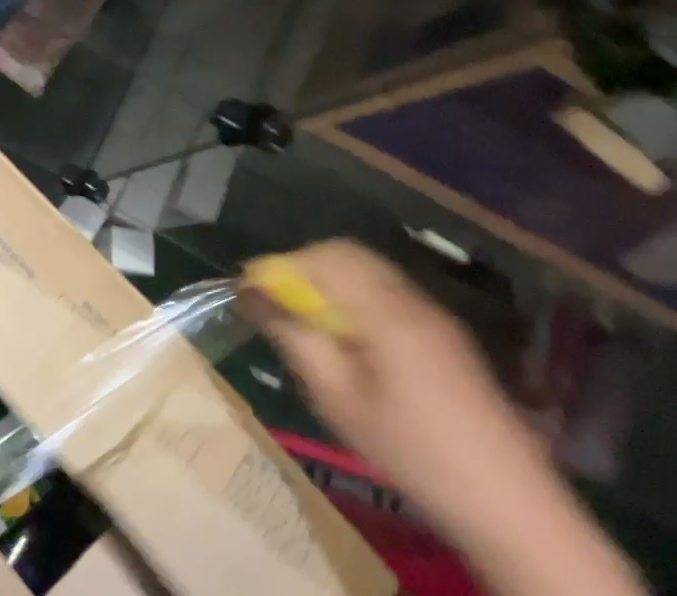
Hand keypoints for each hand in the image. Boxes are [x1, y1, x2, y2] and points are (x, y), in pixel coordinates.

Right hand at [252, 239, 541, 523]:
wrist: (508, 501)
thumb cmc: (411, 449)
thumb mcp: (337, 397)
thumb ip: (294, 336)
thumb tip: (251, 295)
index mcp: (387, 313)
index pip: (324, 257)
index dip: (278, 268)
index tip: (249, 296)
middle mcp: (413, 303)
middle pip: (347, 256)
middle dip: (301, 271)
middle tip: (275, 308)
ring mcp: (434, 318)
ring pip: (367, 273)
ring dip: (326, 286)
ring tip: (305, 327)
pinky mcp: (443, 337)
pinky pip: (385, 295)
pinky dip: (352, 301)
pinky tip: (344, 343)